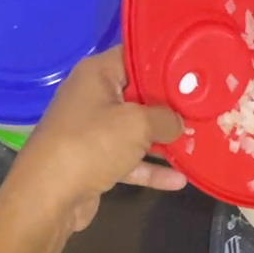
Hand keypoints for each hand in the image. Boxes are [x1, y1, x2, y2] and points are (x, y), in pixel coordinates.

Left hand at [1, 50, 185, 232]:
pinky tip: (179, 180)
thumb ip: (166, 118)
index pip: (137, 57)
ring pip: (135, 131)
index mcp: (98, 74)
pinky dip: (150, 169)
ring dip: (163, 140)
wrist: (48, 195)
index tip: (198, 72)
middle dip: (170, 106)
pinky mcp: (94, 162)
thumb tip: (179, 123)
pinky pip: (128, 160)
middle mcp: (93, 97)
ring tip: (199, 143)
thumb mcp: (137, 123)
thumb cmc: (92, 144)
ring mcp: (92, 132)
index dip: (167, 63)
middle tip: (205, 108)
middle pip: (139, 96)